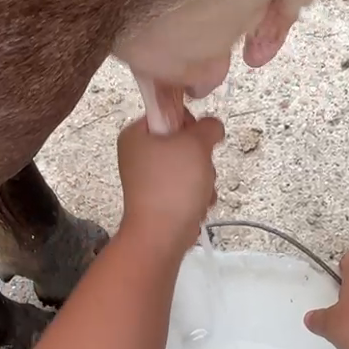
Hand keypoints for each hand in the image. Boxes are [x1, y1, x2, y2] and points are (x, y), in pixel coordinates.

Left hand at [116, 114, 223, 248]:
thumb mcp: (196, 144)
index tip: (197, 140)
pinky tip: (198, 204)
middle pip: (182, 142)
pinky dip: (196, 195)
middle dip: (200, 158)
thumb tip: (212, 127)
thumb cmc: (173, 184)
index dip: (190, 124)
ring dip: (203, 178)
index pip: (170, 113)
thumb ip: (208, 127)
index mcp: (136, 134)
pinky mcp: (158, 198)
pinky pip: (185, 187)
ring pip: (189, 166)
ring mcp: (147, 179)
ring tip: (200, 191)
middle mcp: (138, 154)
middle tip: (200, 168)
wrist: (161, 235)